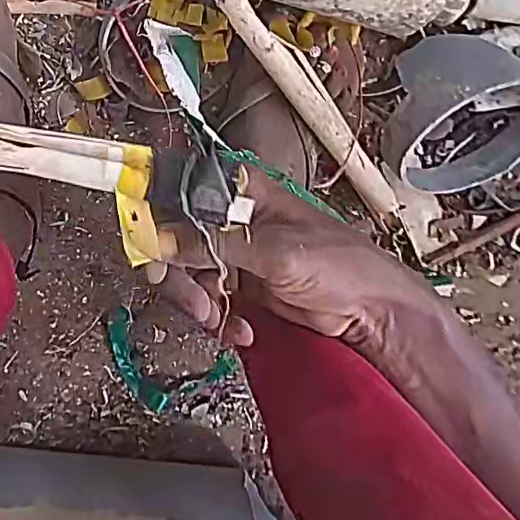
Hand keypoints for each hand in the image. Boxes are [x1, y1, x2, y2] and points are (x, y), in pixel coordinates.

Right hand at [159, 176, 447, 358]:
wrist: (373, 312)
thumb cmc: (340, 264)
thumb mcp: (275, 252)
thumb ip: (214, 243)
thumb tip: (162, 241)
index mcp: (239, 190)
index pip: (179, 193)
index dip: (156, 217)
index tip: (146, 247)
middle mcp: (229, 216)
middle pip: (173, 237)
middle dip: (179, 275)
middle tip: (195, 302)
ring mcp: (231, 249)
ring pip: (184, 271)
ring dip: (197, 301)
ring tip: (220, 320)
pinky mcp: (237, 281)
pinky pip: (204, 296)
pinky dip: (215, 317)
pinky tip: (239, 329)